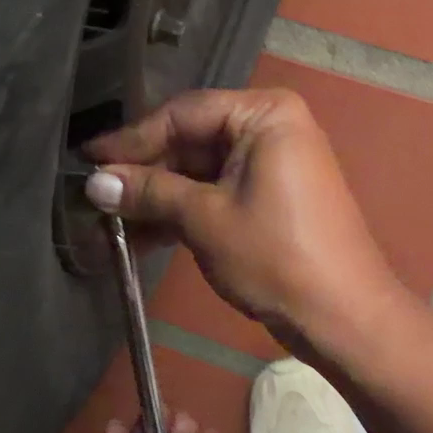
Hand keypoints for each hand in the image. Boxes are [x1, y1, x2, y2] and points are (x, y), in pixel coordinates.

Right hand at [82, 89, 403, 343]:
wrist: (344, 317)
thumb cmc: (276, 256)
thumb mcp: (205, 220)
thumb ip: (149, 193)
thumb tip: (93, 183)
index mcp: (264, 114)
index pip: (183, 114)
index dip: (132, 139)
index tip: (88, 160)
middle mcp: (269, 126)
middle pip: (189, 140)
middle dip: (143, 174)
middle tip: (94, 197)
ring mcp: (270, 162)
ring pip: (198, 170)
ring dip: (157, 198)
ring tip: (108, 225)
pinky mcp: (267, 196)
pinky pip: (215, 191)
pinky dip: (182, 212)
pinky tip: (141, 237)